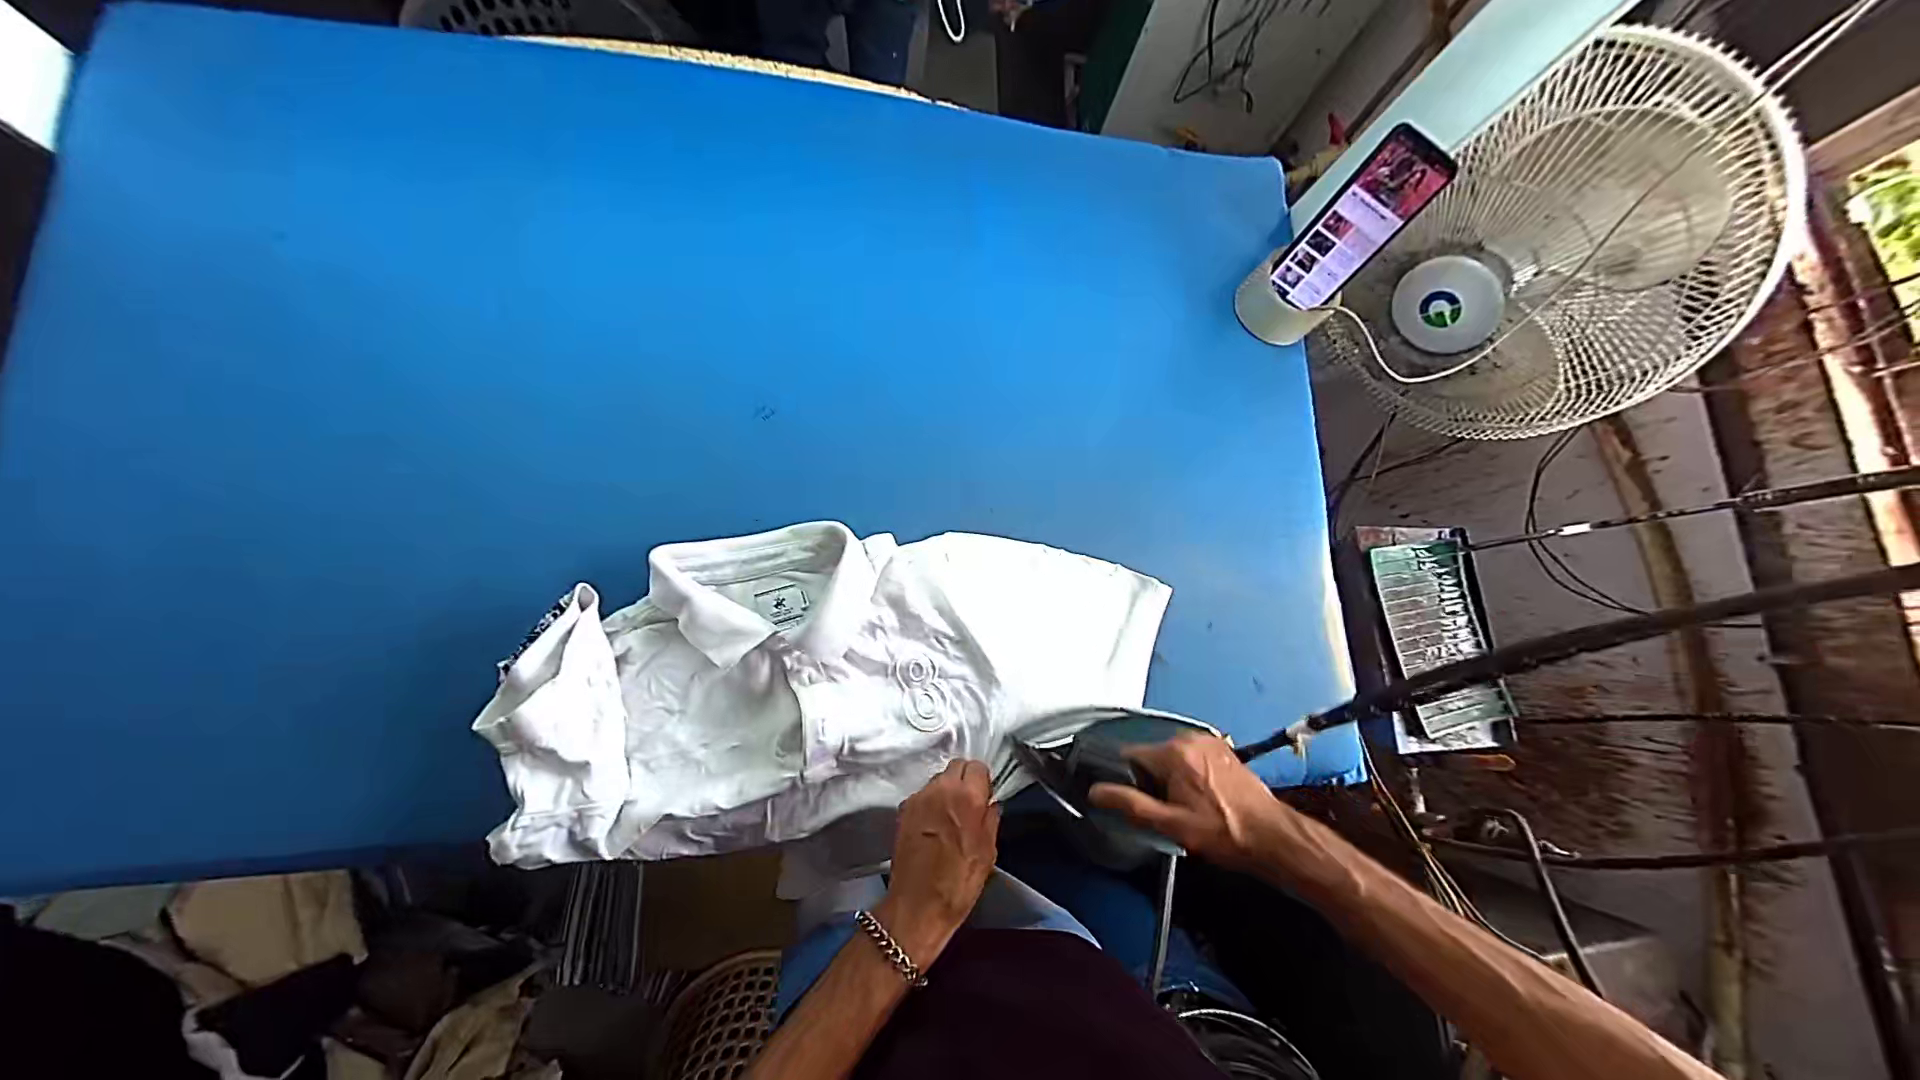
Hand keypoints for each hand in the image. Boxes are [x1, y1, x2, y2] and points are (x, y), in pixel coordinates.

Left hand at [875, 759, 999, 965]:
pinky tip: (934, 826)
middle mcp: (940, 790)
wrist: (918, 906)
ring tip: (951, 817)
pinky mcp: (903, 810)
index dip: (983, 780)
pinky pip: (922, 795)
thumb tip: (991, 805)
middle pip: (956, 767)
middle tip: (970, 804)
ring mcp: (918, 798)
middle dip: (965, 780)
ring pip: (938, 779)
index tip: (985, 795)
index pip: (977, 766)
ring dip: (947, 790)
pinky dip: (930, 802)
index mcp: (967, 797)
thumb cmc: (957, 884)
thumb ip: (991, 820)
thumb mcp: (988, 852)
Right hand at [1088, 734, 1288, 871]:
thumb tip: (1096, 792)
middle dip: (1152, 780)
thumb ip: (1130, 805)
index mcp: (1173, 752)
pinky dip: (1189, 773)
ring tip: (1187, 806)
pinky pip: (1191, 756)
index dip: (1127, 780)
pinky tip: (1202, 798)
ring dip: (1171, 777)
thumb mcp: (1171, 824)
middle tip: (1167, 810)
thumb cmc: (1223, 833)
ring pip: (1171, 757)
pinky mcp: (1223, 749)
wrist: (1273, 837)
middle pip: (1151, 756)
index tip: (1138, 801)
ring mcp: (1209, 741)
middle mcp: (1189, 738)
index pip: (1129, 756)